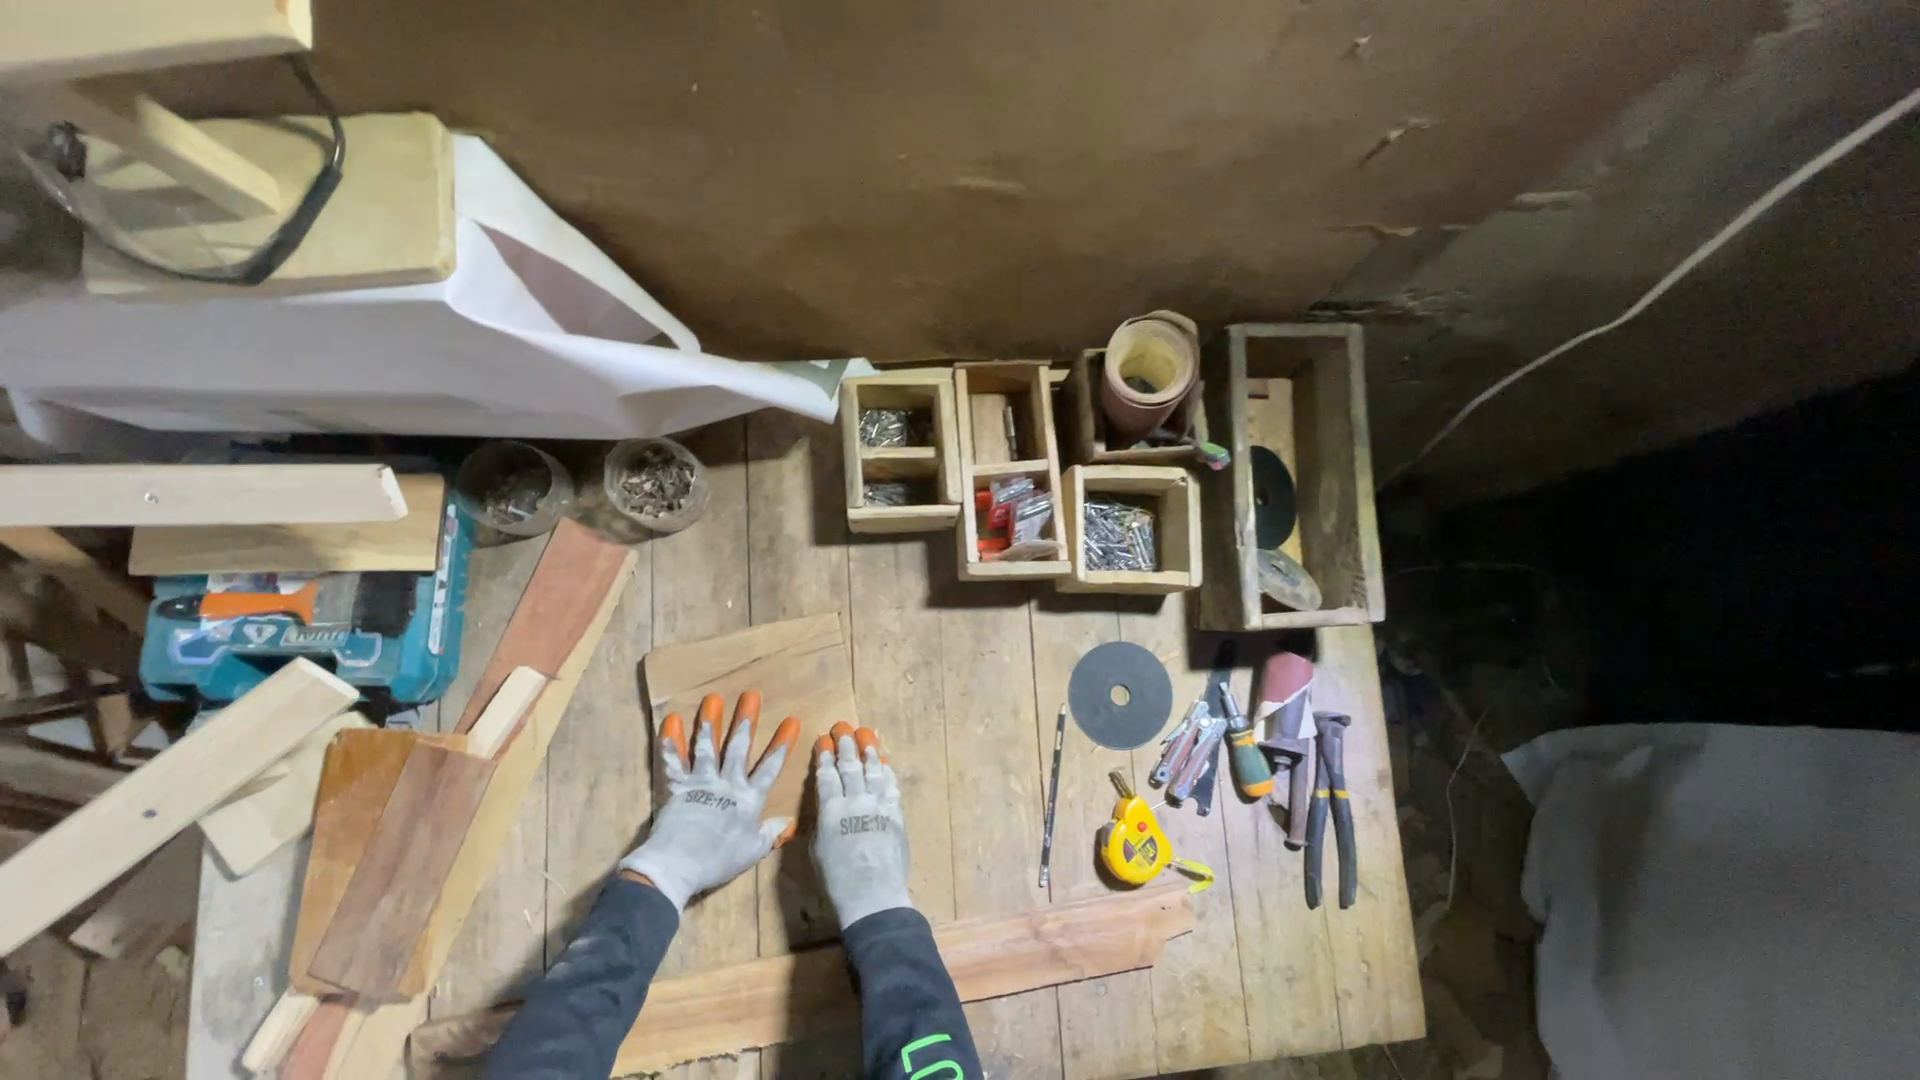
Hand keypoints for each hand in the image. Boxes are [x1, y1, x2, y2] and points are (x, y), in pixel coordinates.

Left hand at [619, 692, 796, 911]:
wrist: (678, 864)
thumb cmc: (719, 860)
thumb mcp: (752, 851)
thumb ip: (771, 834)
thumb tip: (791, 823)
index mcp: (748, 799)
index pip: (770, 767)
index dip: (782, 744)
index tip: (792, 719)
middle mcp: (727, 784)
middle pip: (739, 748)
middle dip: (746, 720)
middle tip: (751, 695)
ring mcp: (701, 782)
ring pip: (707, 747)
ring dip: (710, 722)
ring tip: (713, 699)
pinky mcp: (677, 787)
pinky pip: (674, 762)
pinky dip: (671, 742)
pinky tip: (671, 721)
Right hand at [811, 723, 913, 928]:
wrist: (872, 893)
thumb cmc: (837, 879)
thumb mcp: (818, 850)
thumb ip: (821, 823)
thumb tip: (825, 808)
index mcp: (831, 810)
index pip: (827, 776)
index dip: (825, 757)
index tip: (824, 742)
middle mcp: (855, 801)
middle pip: (850, 767)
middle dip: (846, 747)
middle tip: (844, 730)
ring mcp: (878, 805)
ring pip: (873, 772)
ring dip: (869, 755)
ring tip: (866, 740)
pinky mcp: (896, 814)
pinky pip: (892, 787)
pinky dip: (887, 774)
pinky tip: (885, 766)